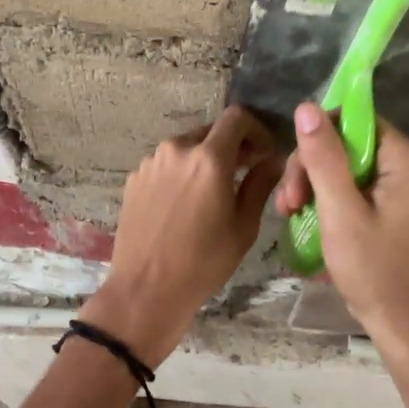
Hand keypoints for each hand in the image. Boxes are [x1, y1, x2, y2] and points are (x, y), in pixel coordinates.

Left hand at [79, 106, 282, 367]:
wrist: (145, 290)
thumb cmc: (203, 262)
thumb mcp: (243, 226)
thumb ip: (260, 183)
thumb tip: (273, 159)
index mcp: (208, 158)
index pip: (237, 117)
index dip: (256, 129)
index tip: (262, 152)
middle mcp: (177, 149)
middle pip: (212, 131)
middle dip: (231, 146)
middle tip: (243, 173)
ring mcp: (152, 162)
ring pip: (187, 147)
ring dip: (205, 159)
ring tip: (212, 193)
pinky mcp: (135, 177)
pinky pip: (166, 164)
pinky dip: (182, 173)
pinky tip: (184, 205)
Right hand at [275, 101, 408, 346]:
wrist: (401, 324)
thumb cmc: (373, 269)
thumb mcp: (340, 211)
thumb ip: (323, 157)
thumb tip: (306, 105)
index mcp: (406, 158)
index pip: (354, 118)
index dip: (319, 137)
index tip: (296, 171)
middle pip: (346, 141)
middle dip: (311, 166)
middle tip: (288, 202)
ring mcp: (402, 184)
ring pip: (345, 163)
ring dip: (313, 183)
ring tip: (291, 212)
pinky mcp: (392, 203)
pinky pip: (353, 183)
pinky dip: (328, 197)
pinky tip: (306, 216)